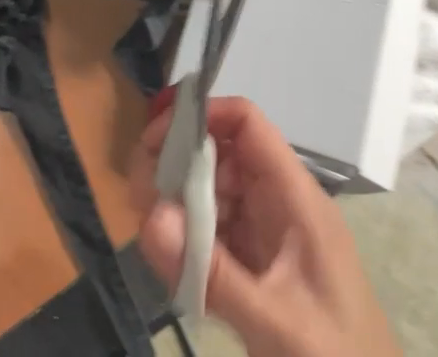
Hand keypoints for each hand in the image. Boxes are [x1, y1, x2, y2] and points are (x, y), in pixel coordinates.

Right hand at [128, 95, 397, 356]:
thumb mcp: (277, 322)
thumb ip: (214, 274)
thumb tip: (151, 215)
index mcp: (297, 201)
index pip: (246, 124)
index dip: (198, 114)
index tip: (151, 137)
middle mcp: (277, 203)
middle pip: (215, 150)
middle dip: (170, 161)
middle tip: (140, 197)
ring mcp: (261, 230)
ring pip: (204, 185)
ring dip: (169, 197)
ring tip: (150, 232)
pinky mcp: (247, 258)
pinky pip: (203, 222)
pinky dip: (177, 230)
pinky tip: (165, 257)